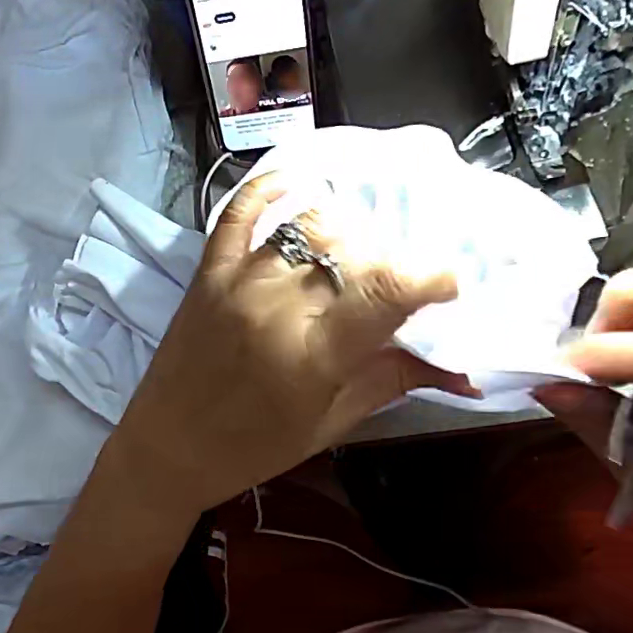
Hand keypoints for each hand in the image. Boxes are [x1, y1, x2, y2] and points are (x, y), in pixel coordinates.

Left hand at [110, 173, 468, 519]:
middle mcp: (279, 305)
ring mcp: (239, 280)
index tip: (447, 284)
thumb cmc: (254, 448)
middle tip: (401, 275)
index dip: (431, 277)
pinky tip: (301, 182)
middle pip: (353, 251)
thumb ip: (393, 382)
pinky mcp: (209, 270)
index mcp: (315, 354)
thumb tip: (464, 374)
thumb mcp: (331, 423)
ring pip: (307, 226)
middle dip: (391, 256)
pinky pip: (239, 212)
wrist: (168, 449)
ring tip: (362, 243)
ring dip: (345, 226)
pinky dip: (270, 188)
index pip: (387, 290)